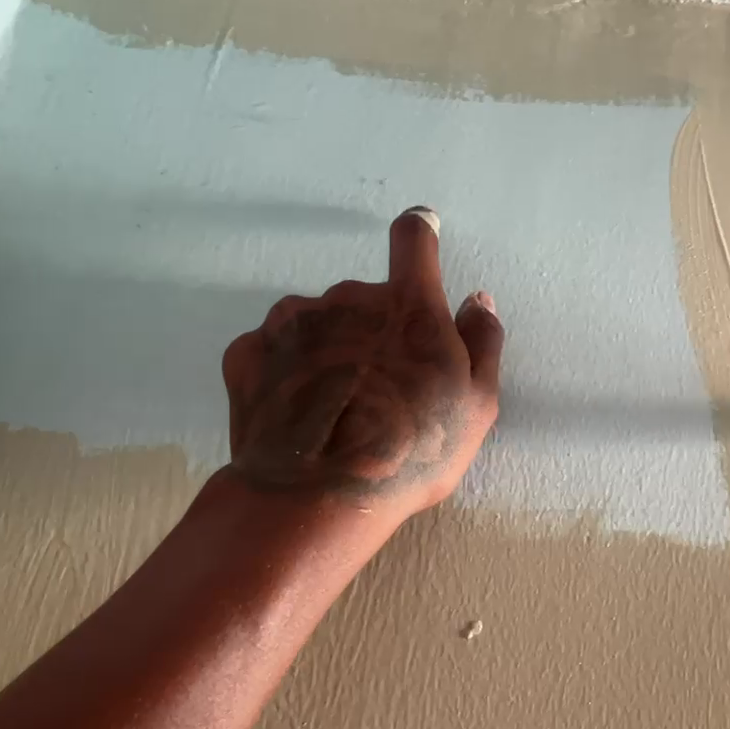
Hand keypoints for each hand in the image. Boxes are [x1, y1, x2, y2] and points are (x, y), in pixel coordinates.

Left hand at [218, 207, 502, 525]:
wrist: (318, 498)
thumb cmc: (413, 451)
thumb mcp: (476, 405)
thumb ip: (482, 343)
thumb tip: (477, 299)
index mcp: (406, 306)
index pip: (414, 242)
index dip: (420, 233)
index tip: (423, 230)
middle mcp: (345, 298)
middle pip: (365, 298)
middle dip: (375, 329)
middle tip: (381, 387)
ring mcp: (289, 323)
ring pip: (316, 322)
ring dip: (329, 347)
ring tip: (334, 407)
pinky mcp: (247, 353)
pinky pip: (274, 349)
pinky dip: (288, 370)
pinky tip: (296, 411)